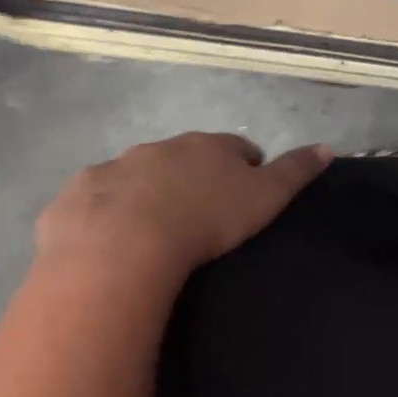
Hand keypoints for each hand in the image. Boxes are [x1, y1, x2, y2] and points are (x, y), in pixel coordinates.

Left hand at [35, 133, 331, 280]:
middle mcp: (158, 147)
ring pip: (138, 178)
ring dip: (149, 194)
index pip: (238, 148)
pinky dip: (108, 214)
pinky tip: (118, 241)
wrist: (118, 251)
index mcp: (208, 145)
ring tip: (158, 232)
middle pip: (185, 158)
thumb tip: (327, 147)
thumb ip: (298, 170)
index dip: (247, 169)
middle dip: (194, 178)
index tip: (247, 197)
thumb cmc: (206, 219)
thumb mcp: (269, 196)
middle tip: (203, 215)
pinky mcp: (70, 199)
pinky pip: (96, 203)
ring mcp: (109, 170)